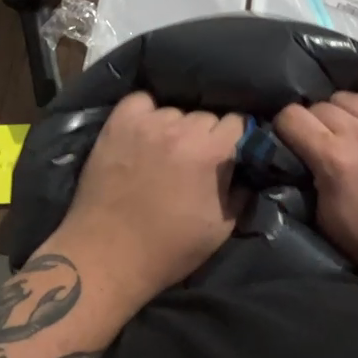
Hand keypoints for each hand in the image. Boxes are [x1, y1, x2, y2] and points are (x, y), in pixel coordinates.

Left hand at [48, 93, 244, 305]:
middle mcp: (182, 129)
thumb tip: (249, 168)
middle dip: (206, 136)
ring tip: (165, 151)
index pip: (238, 121)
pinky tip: (143, 133)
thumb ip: (241, 190)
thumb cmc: (169, 249)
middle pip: (207, 116)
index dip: (235, 139)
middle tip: (195, 160)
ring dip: (175, 128)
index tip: (228, 155)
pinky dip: (145, 113)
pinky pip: (141, 101)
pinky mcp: (118, 123)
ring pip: (175, 111)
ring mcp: (147, 123)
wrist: (108, 256)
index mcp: (212, 152)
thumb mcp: (222, 228)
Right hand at [273, 91, 357, 292]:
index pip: (291, 116)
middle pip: (318, 104)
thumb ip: (310, 178)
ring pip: (345, 95)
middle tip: (317, 143)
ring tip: (343, 132)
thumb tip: (302, 159)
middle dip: (311, 122)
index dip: (283, 128)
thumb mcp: (325, 218)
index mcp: (334, 157)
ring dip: (338, 112)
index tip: (288, 142)